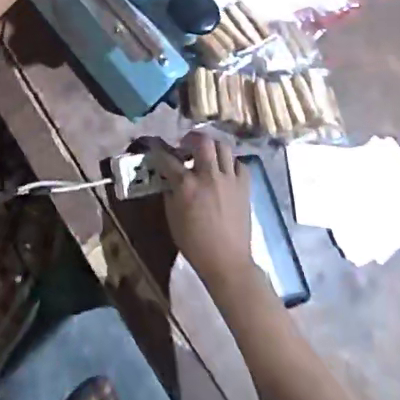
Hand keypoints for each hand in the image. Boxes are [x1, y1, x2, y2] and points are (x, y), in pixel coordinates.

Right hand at [162, 131, 255, 283]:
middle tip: (186, 146)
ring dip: (212, 147)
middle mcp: (208, 175)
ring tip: (206, 155)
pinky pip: (239, 164)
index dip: (158, 151)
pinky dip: (230, 164)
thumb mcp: (173, 217)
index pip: (168, 159)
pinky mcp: (244, 187)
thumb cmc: (194, 243)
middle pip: (202, 141)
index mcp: (186, 185)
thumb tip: (169, 179)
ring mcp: (229, 179)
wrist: (227, 261)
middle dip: (191, 138)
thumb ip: (170, 193)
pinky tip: (225, 171)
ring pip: (223, 147)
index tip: (155, 148)